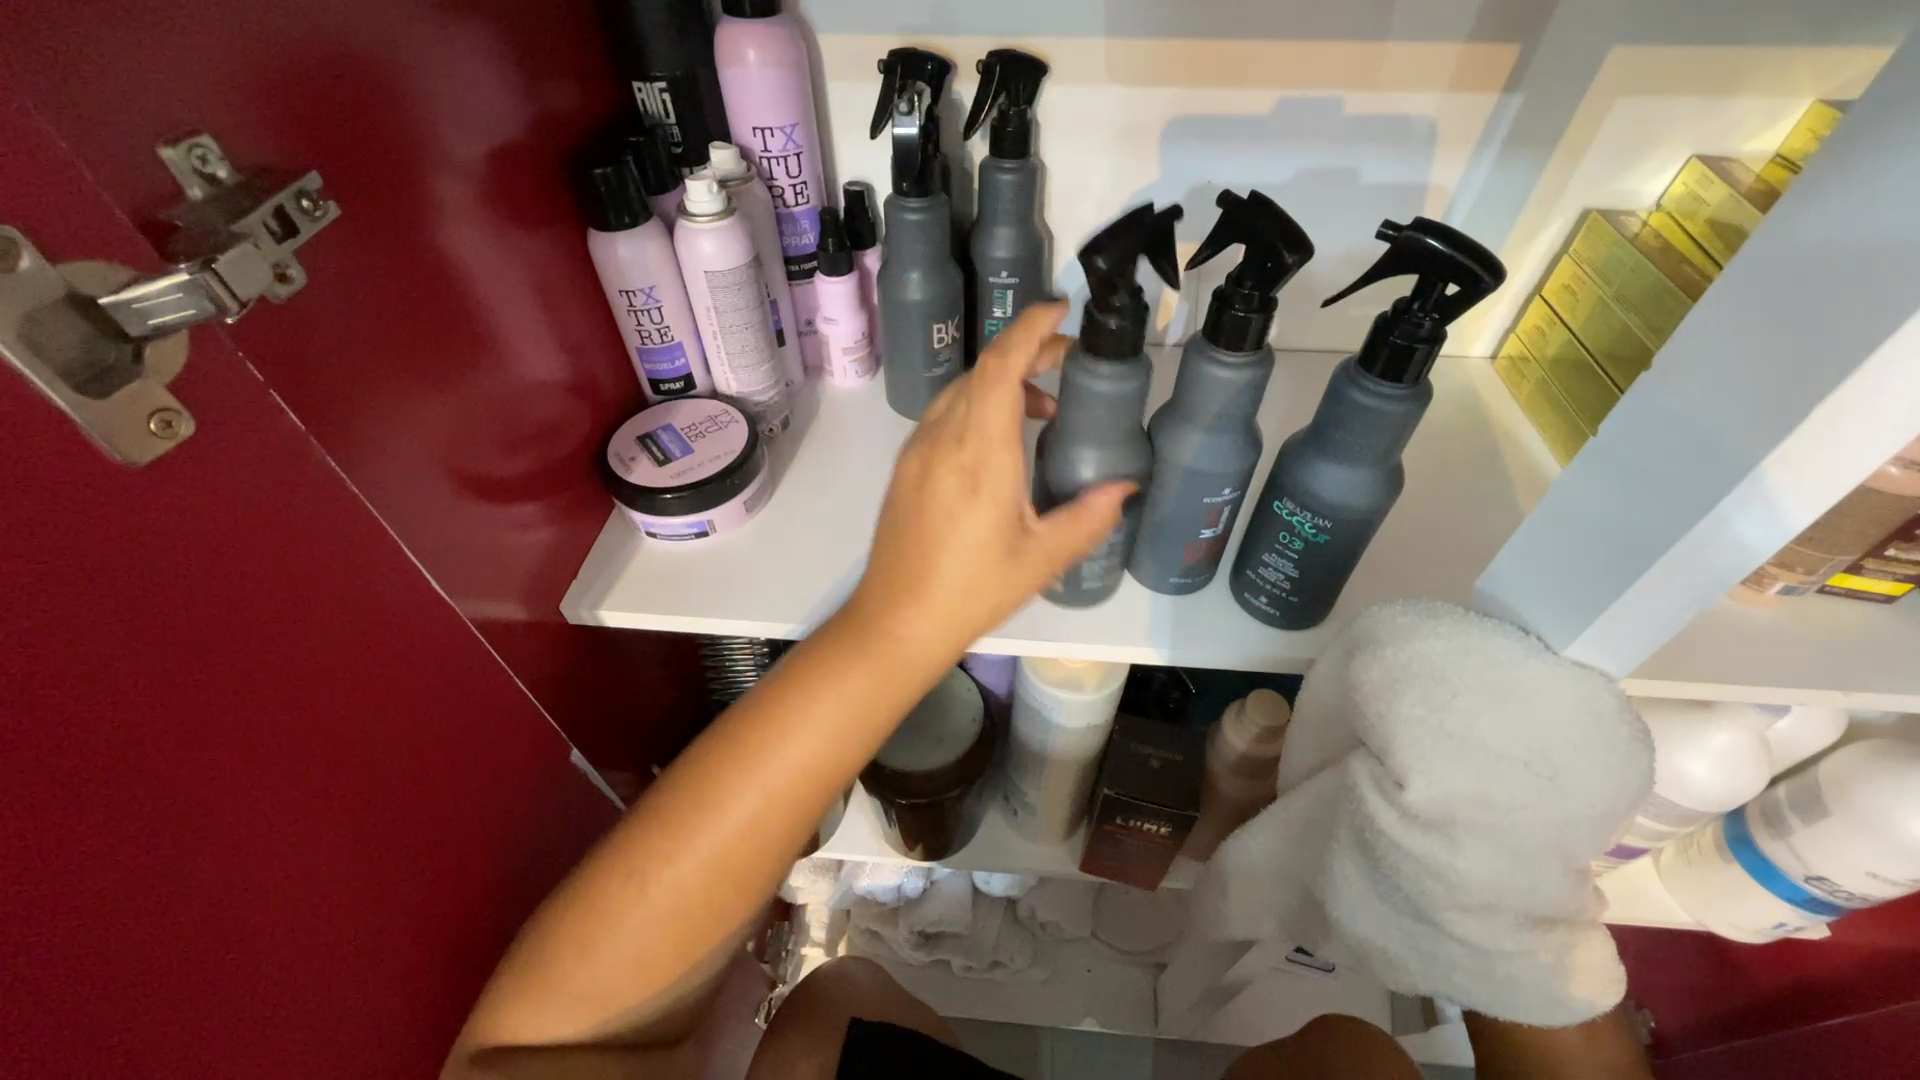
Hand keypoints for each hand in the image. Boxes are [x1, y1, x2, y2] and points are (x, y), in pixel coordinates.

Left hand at [846, 303, 1133, 653]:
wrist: (897, 620)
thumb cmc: (973, 590)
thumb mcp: (1042, 558)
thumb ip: (1089, 516)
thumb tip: (1125, 486)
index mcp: (980, 451)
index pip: (1001, 365)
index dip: (1031, 328)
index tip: (1062, 310)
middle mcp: (943, 438)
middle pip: (982, 370)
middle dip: (1026, 352)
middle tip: (1068, 362)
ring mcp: (917, 450)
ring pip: (961, 391)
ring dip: (1002, 384)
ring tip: (1042, 410)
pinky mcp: (905, 467)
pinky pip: (944, 416)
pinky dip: (978, 407)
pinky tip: (1001, 443)